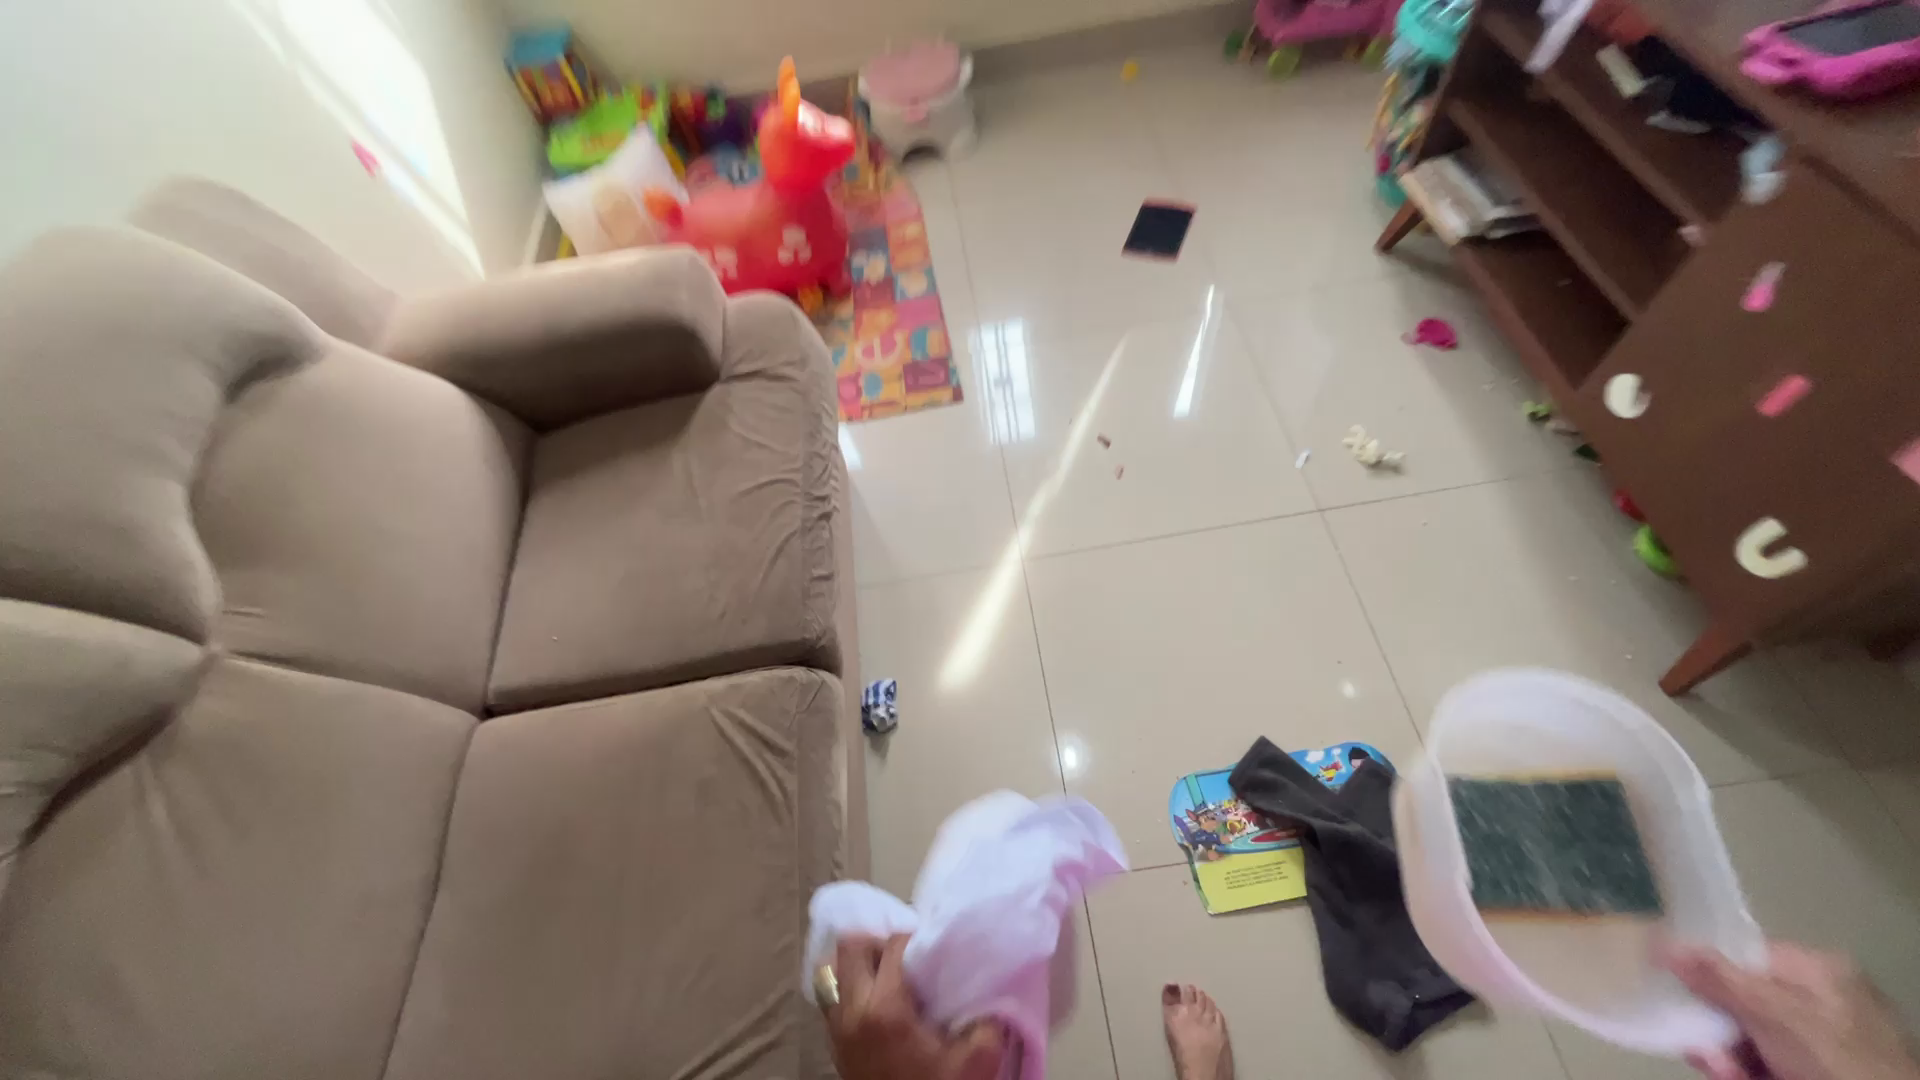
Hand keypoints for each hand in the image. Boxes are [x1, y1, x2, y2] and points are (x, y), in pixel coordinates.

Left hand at [823, 934, 1008, 1079]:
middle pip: (850, 946)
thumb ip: (990, 1021)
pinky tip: (876, 997)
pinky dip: (849, 985)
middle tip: (905, 955)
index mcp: (885, 1008)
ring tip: (886, 972)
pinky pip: (831, 995)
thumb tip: (996, 987)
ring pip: (832, 968)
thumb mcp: (975, 1062)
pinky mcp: (833, 1042)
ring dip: (859, 962)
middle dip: (878, 941)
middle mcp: (852, 1010)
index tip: (933, 949)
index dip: (915, 939)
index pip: (893, 946)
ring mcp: (837, 1027)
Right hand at [1666, 941, 1919, 1079]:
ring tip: (1716, 1066)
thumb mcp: (1776, 1016)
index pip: (1740, 952)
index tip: (1670, 981)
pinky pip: (1761, 1056)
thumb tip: (1661, 942)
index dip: (1701, 965)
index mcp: (1818, 970)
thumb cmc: (1838, 1061)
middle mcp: (1819, 998)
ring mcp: (1820, 1038)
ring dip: (1720, 1049)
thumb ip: (1718, 978)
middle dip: (1709, 1020)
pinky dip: (1740, 1068)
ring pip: (1745, 1031)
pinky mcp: (1815, 1068)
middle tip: (1699, 1045)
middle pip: (1738, 995)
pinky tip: (1729, 1074)